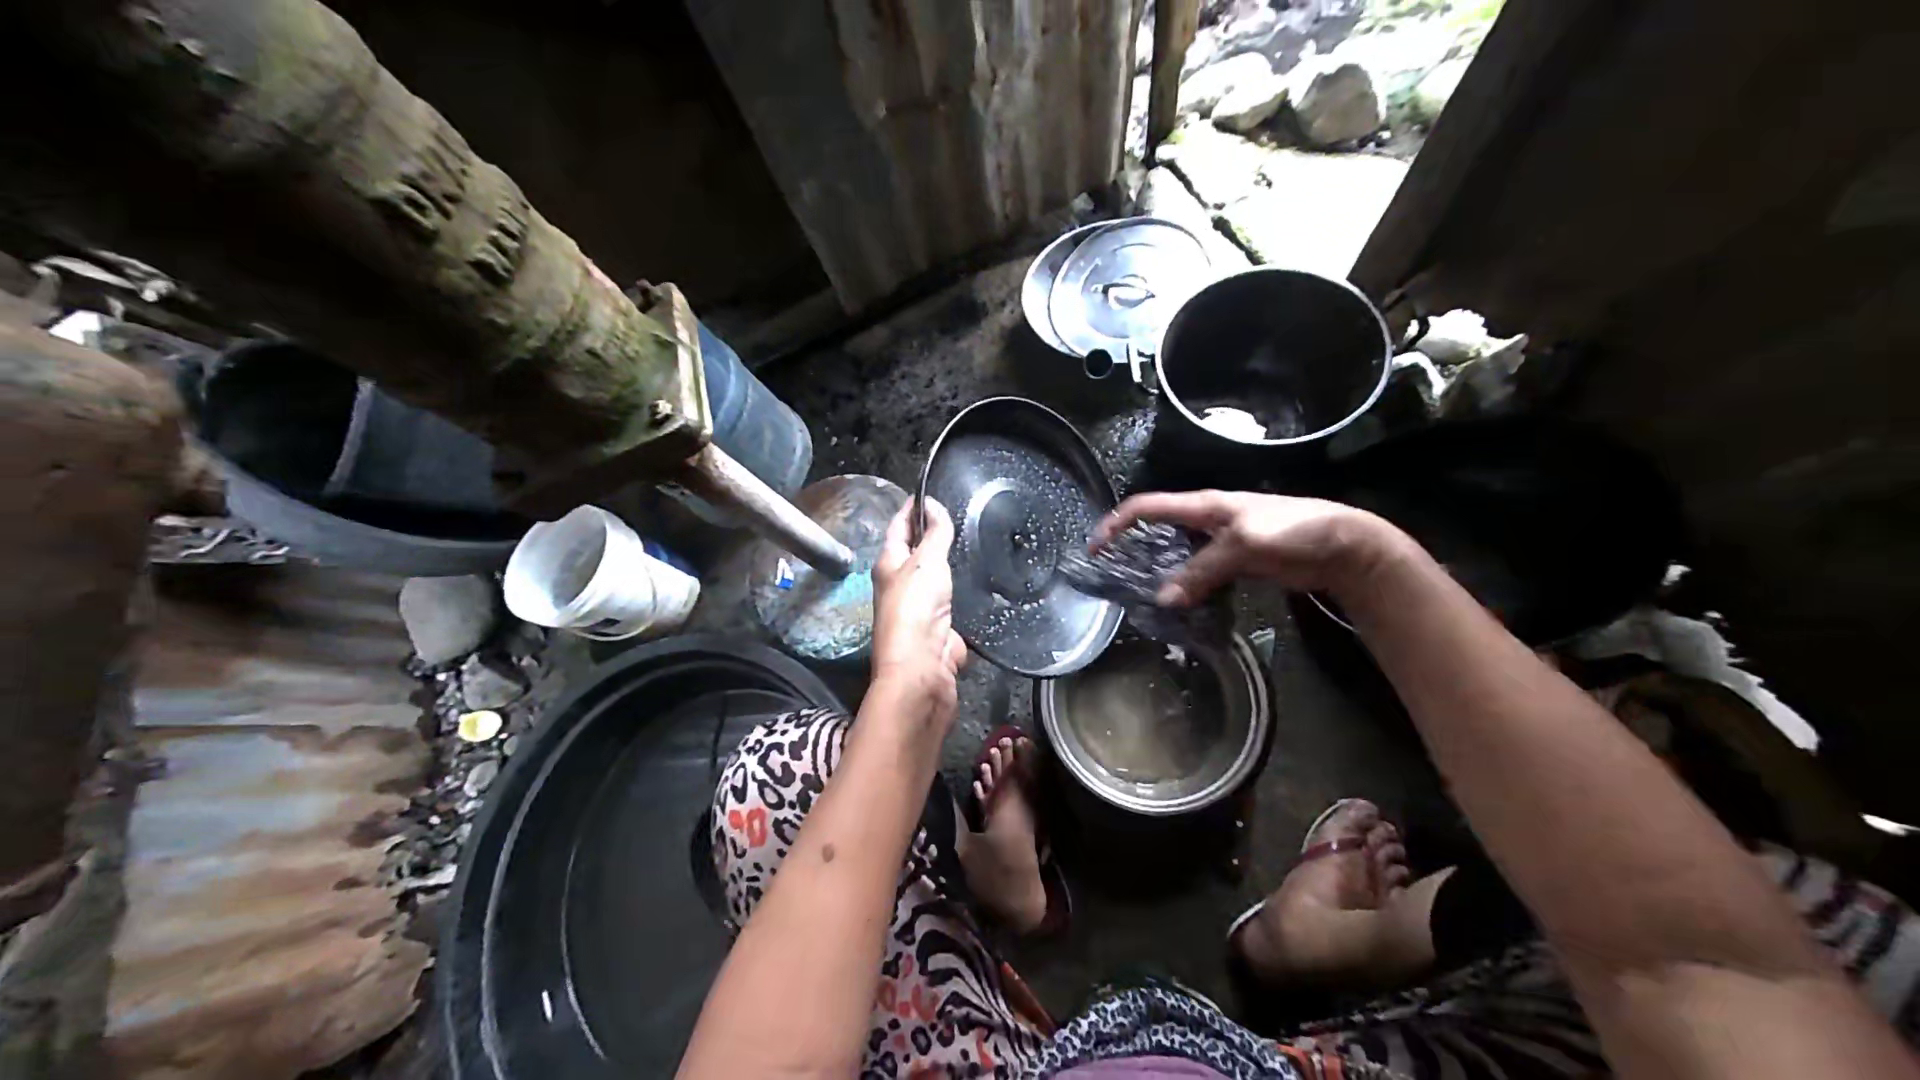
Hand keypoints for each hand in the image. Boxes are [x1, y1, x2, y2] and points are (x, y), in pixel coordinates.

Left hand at [871, 498, 968, 719]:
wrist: (921, 667)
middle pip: (916, 551)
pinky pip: (952, 601)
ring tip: (971, 541)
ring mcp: (921, 607)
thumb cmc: (916, 607)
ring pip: (936, 577)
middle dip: (932, 533)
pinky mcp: (940, 627)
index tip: (926, 491)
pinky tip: (978, 581)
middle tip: (958, 512)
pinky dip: (962, 590)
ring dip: (949, 562)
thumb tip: (933, 504)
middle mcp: (901, 583)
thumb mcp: (927, 561)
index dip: (912, 508)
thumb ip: (935, 533)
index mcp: (889, 563)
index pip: (899, 526)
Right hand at [1094, 490, 1397, 605]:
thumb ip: (1202, 570)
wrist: (1343, 545)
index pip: (1146, 507)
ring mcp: (1218, 542)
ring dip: (1156, 574)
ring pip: (1174, 556)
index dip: (1115, 523)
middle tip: (1114, 579)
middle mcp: (1204, 521)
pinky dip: (1183, 588)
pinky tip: (1179, 607)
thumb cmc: (1293, 530)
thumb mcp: (1243, 545)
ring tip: (1140, 598)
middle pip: (1155, 531)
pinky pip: (1197, 575)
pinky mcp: (1233, 562)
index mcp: (1202, 505)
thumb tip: (1162, 599)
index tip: (1095, 548)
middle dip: (1130, 550)